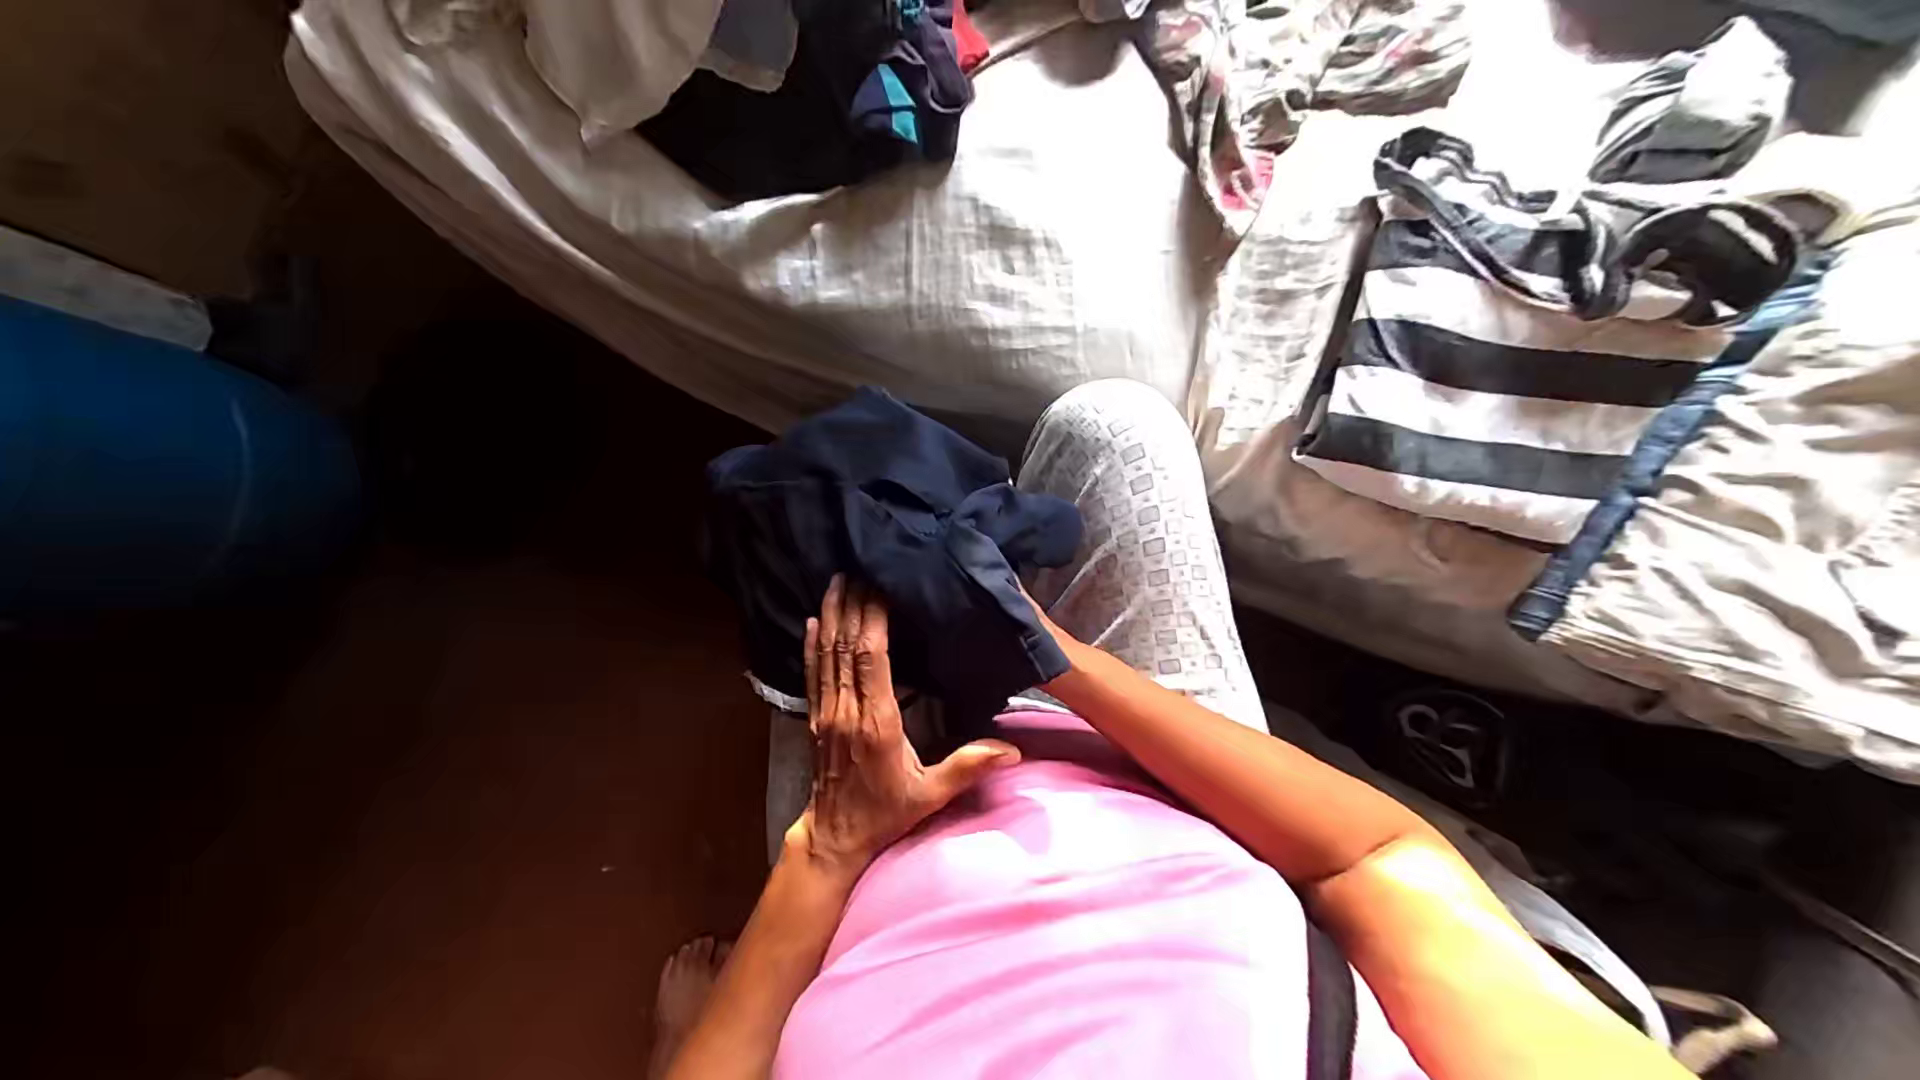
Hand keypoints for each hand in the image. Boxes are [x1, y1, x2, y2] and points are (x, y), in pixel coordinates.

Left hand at [788, 575, 1020, 873]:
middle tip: (858, 569)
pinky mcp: (815, 717)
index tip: (879, 587)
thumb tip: (1012, 750)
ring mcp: (826, 712)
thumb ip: (969, 766)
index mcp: (877, 722)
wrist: (836, 835)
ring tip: (836, 581)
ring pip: (826, 654)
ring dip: (831, 615)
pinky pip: (811, 672)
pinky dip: (812, 644)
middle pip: (846, 647)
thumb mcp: (932, 793)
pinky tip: (812, 620)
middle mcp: (847, 710)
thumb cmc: (887, 811)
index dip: (873, 619)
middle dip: (852, 605)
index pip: (872, 659)